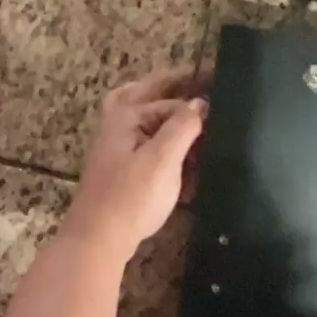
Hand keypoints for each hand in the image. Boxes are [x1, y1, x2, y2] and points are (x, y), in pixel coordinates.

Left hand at [63, 68, 207, 254]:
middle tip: (196, 77)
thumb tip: (200, 103)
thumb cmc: (131, 196)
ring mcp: (115, 147)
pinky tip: (174, 143)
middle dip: (169, 84)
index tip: (218, 91)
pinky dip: (154, 131)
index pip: (169, 102)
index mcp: (126, 116)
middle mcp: (117, 125)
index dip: (193, 101)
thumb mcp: (163, 159)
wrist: (98, 239)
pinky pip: (139, 138)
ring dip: (159, 105)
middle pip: (142, 92)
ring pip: (138, 114)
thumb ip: (183, 126)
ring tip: (185, 101)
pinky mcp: (119, 169)